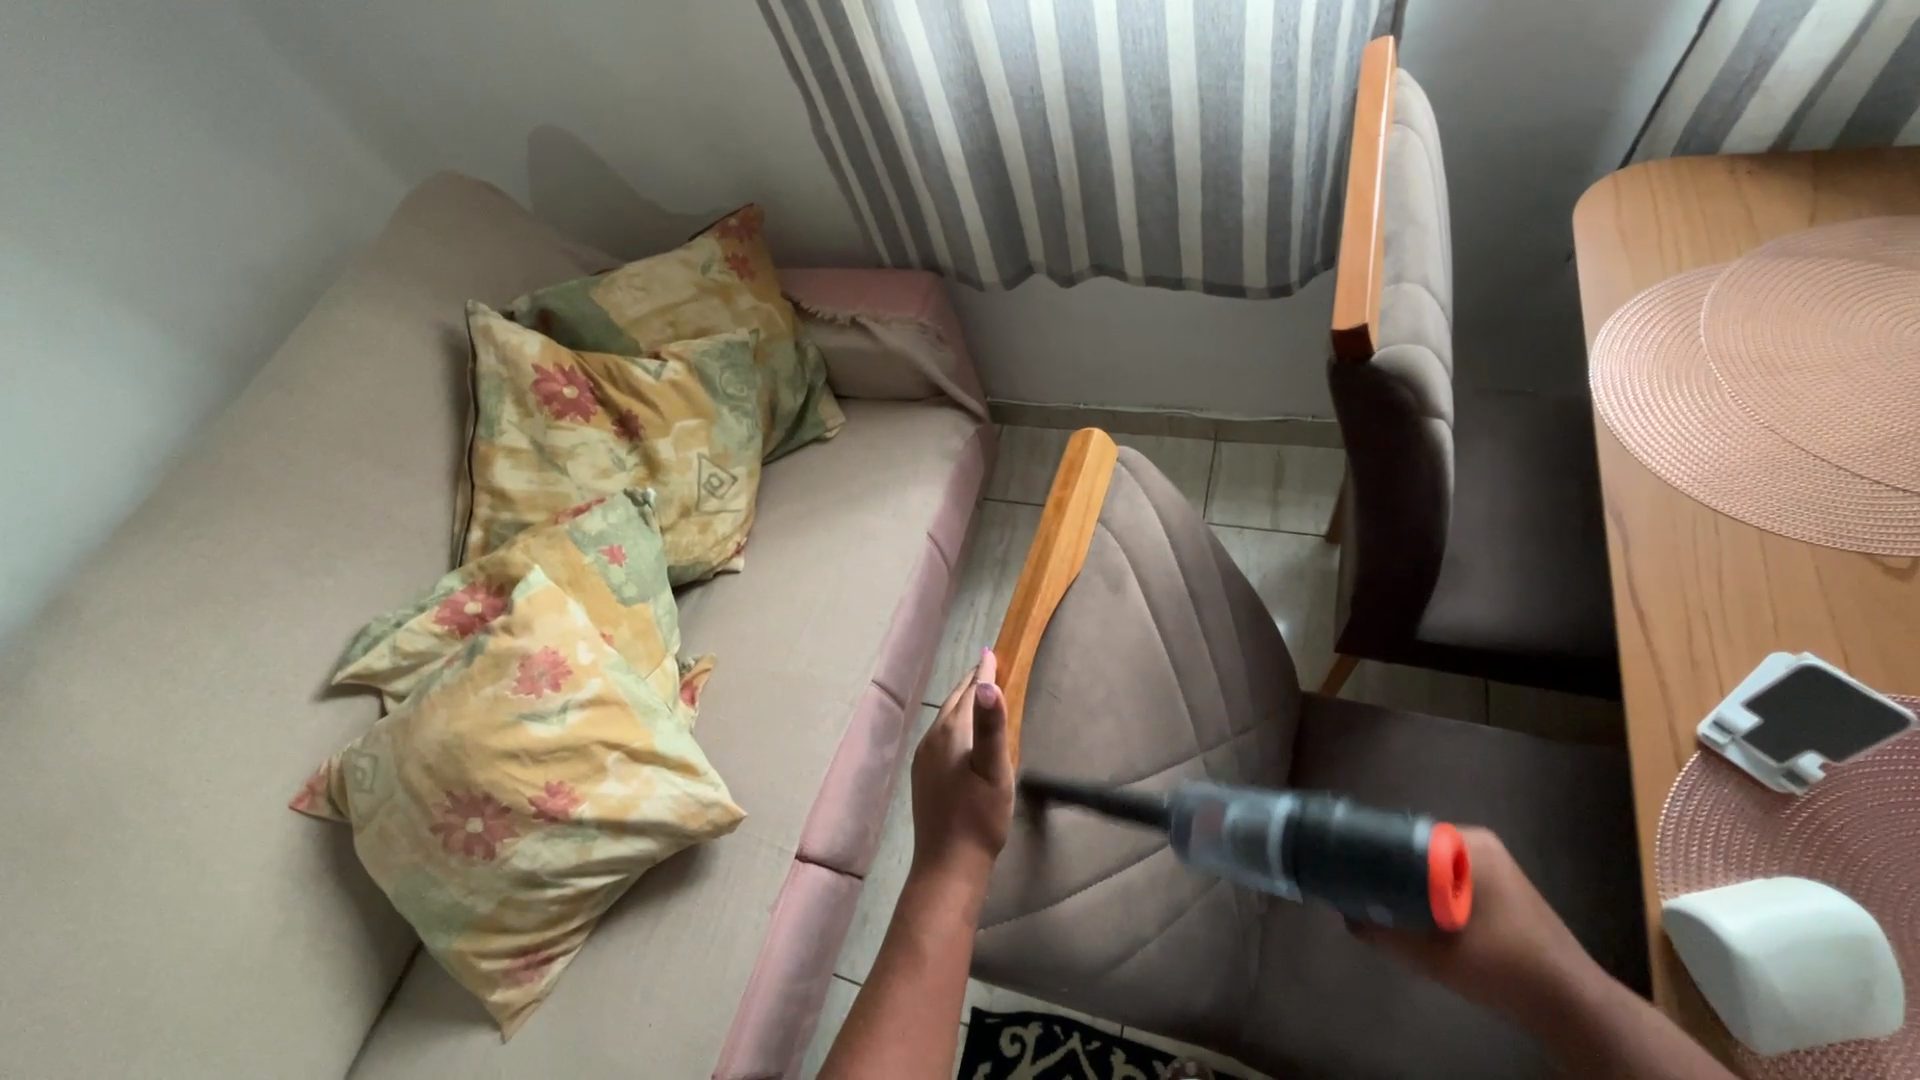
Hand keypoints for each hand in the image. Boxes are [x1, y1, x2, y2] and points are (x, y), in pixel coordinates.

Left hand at [909, 648, 1014, 881]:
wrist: (948, 863)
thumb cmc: (979, 816)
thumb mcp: (996, 770)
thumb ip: (993, 726)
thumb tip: (988, 684)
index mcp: (951, 733)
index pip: (970, 692)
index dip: (984, 671)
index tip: (992, 652)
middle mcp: (932, 739)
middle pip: (955, 702)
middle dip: (972, 684)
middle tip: (989, 667)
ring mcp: (924, 758)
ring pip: (946, 718)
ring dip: (963, 702)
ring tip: (979, 693)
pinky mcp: (923, 774)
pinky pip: (941, 734)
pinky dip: (956, 722)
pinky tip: (962, 732)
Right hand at [1351, 827, 1600, 1018]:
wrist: (1569, 1005)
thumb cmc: (1503, 968)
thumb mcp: (1433, 956)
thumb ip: (1384, 933)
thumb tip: (1346, 915)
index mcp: (1466, 846)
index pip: (1399, 833)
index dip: (1367, 851)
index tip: (1344, 871)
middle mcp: (1477, 845)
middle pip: (1411, 850)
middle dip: (1384, 872)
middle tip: (1358, 894)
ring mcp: (1490, 865)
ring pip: (1427, 868)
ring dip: (1404, 887)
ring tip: (1378, 907)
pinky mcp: (1496, 887)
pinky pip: (1446, 880)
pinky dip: (1425, 896)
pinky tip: (1413, 919)